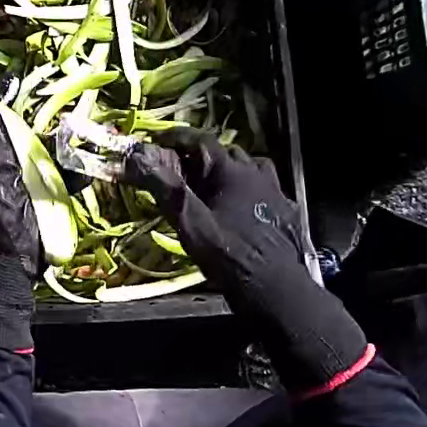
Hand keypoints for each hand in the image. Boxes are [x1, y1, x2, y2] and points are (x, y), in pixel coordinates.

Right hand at [127, 129, 370, 394]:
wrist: (275, 289)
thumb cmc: (228, 254)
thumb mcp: (190, 222)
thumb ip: (166, 187)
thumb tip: (140, 156)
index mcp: (232, 170)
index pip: (201, 140)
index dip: (177, 138)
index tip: (158, 141)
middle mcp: (256, 172)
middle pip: (226, 153)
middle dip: (202, 156)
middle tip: (182, 169)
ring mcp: (275, 191)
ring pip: (249, 168)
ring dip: (228, 171)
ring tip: (212, 185)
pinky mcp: (286, 210)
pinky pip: (264, 188)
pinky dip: (248, 189)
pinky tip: (241, 206)